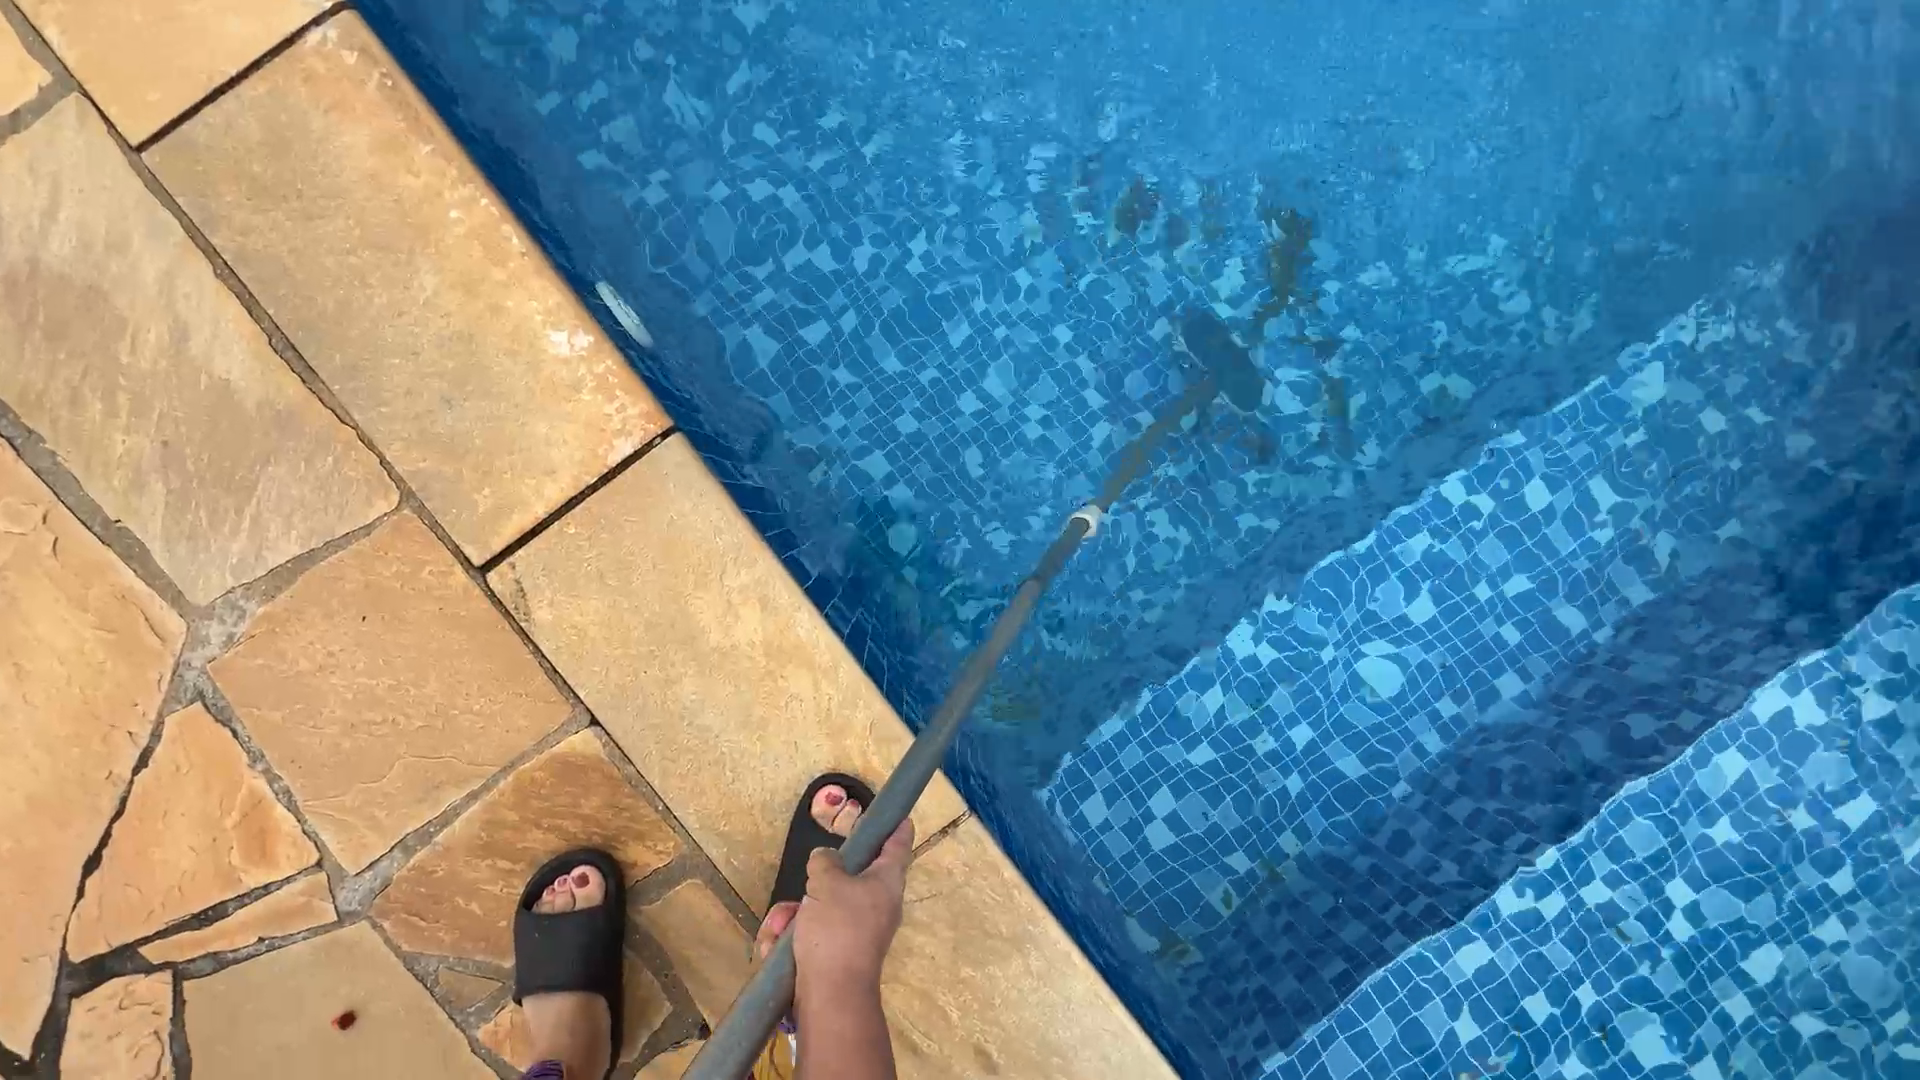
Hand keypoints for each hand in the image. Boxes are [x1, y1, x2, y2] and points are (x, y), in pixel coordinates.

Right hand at [753, 818, 915, 992]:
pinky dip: (788, 938)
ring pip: (818, 907)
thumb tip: (825, 859)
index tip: (892, 812)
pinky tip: (775, 946)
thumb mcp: (827, 882)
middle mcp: (876, 903)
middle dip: (813, 883)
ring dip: (792, 915)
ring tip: (781, 926)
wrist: (829, 998)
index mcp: (886, 881)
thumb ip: (824, 862)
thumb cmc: (837, 930)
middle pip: (846, 877)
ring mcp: (855, 931)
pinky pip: (807, 934)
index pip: (898, 843)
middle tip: (805, 882)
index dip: (894, 824)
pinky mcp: (833, 954)